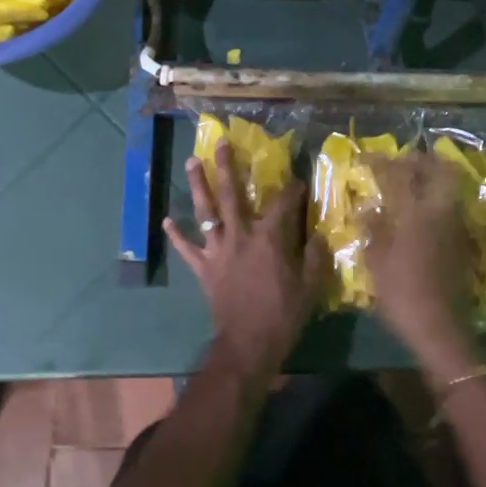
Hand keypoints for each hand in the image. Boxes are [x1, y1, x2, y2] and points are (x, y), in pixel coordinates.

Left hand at [166, 143, 327, 379]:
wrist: (248, 343)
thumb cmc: (283, 315)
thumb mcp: (310, 286)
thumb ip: (314, 256)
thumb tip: (319, 234)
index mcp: (269, 238)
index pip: (282, 204)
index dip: (292, 189)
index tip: (298, 180)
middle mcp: (240, 236)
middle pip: (232, 195)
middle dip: (228, 167)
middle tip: (220, 143)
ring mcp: (218, 251)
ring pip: (206, 213)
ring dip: (199, 186)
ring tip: (192, 162)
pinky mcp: (203, 269)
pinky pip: (187, 249)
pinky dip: (176, 235)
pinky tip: (166, 220)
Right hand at [368, 154, 477, 370]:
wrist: (441, 329)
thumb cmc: (402, 294)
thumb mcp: (376, 262)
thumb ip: (374, 230)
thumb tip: (368, 209)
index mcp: (415, 212)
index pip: (398, 174)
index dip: (381, 162)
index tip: (366, 158)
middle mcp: (440, 212)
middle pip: (440, 169)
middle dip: (420, 160)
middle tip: (400, 163)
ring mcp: (457, 226)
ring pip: (450, 187)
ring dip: (432, 177)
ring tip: (410, 183)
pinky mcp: (464, 241)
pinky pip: (452, 206)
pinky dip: (437, 198)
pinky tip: (420, 211)